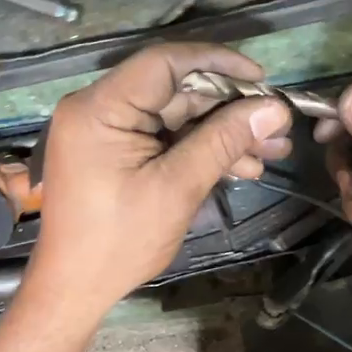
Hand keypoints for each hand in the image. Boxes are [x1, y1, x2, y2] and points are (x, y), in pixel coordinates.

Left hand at [27, 44, 293, 322]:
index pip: (164, 62)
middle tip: (276, 126)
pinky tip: (241, 166)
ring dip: (221, 133)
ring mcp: (105, 132)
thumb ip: (223, 142)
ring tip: (270, 152)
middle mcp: (97, 109)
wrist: (75, 289)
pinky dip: (198, 150)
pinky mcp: (114, 154)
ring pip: (174, 118)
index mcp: (99, 108)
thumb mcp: (176, 188)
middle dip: (228, 108)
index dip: (217, 64)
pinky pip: (162, 139)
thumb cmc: (119, 242)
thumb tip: (274, 109)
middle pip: (173, 90)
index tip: (261, 80)